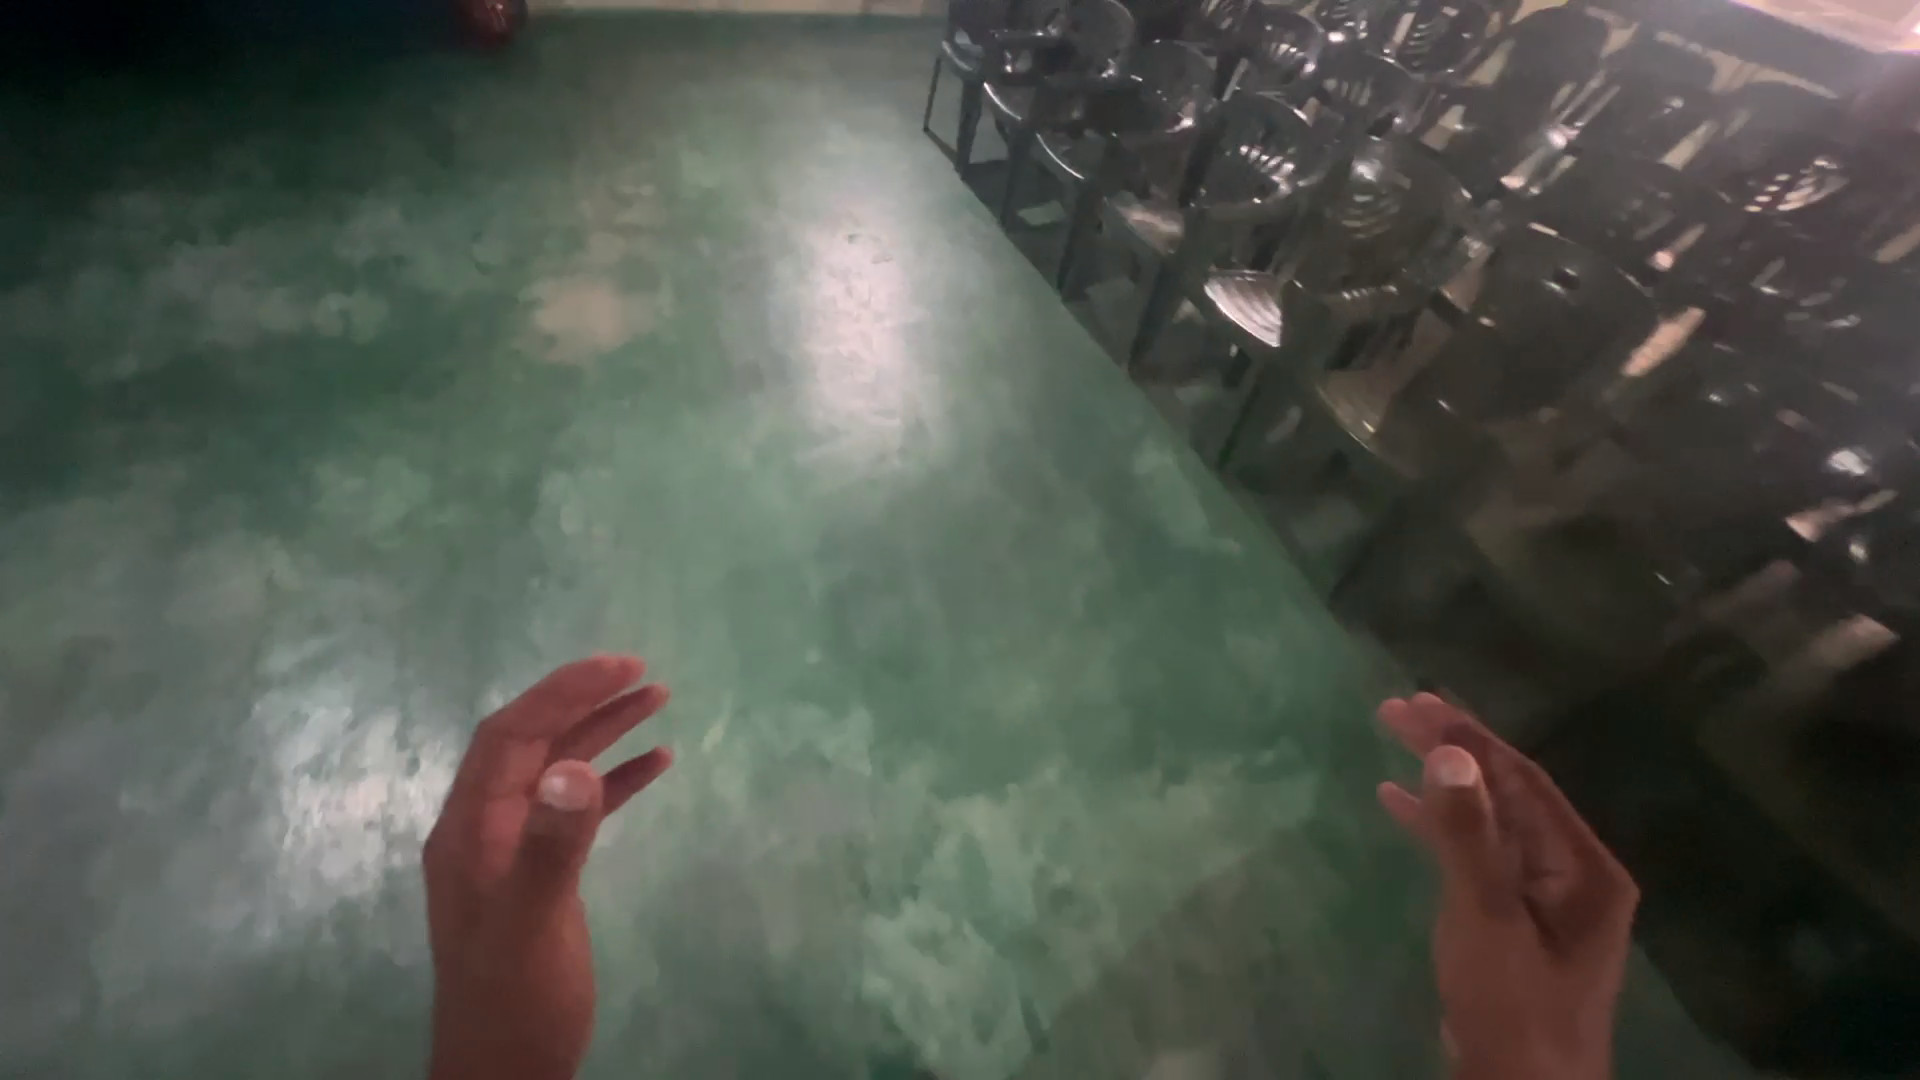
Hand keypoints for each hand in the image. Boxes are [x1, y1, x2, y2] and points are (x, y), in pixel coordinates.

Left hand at [425, 656, 673, 1079]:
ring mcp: (516, 847)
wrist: (509, 1074)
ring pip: (561, 766)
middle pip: (535, 740)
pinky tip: (659, 762)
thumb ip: (550, 845)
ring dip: (606, 730)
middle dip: (585, 699)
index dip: (563, 692)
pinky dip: (618, 777)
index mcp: (471, 829)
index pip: (511, 735)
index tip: (621, 667)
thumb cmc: (515, 1001)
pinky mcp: (547, 868)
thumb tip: (574, 766)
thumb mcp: (533, 924)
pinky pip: (583, 805)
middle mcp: (488, 826)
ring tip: (659, 698)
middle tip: (642, 671)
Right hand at [1376, 694, 1638, 1079]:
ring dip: (1439, 775)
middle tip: (1395, 708)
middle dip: (1452, 747)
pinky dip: (1435, 820)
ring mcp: (1539, 891)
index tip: (1416, 702)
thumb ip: (1467, 832)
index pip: (1522, 780)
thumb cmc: (1512, 1000)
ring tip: (1393, 735)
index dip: (1469, 736)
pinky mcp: (1508, 909)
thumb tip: (1449, 752)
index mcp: (1582, 866)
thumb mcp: (1486, 913)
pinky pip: (1471, 846)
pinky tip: (1395, 800)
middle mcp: (1568, 870)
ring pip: (1485, 813)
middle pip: (1504, 789)